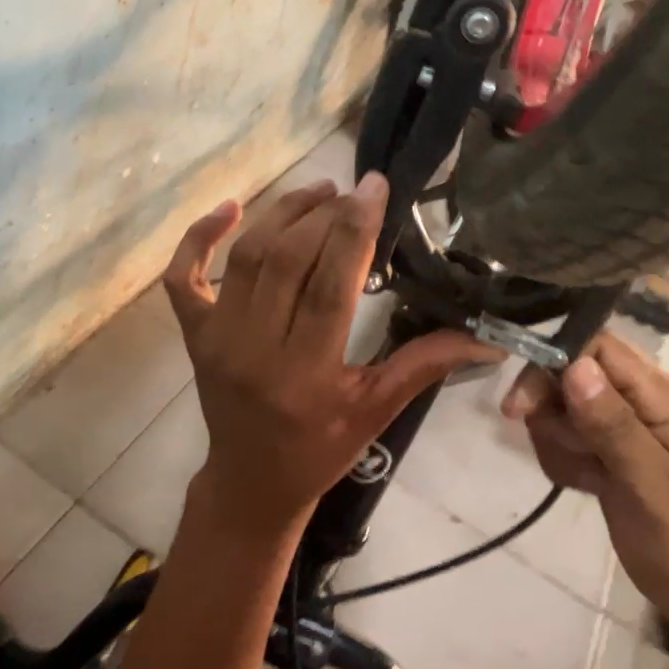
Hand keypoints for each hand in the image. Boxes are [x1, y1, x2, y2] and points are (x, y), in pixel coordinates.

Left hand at [163, 173, 501, 535]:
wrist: (250, 481)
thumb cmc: (319, 450)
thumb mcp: (376, 413)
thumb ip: (423, 366)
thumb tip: (485, 335)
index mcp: (305, 374)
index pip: (329, 286)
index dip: (354, 231)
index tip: (375, 187)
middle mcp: (254, 349)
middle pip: (286, 261)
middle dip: (324, 216)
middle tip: (354, 192)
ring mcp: (216, 338)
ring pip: (246, 258)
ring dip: (282, 214)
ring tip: (320, 190)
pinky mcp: (193, 333)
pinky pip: (182, 277)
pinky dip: (198, 237)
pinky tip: (229, 207)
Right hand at [502, 333, 668, 639]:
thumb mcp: (653, 488)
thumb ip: (614, 426)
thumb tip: (575, 365)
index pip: (601, 348)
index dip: (556, 363)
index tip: (523, 404)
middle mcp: (649, 405)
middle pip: (575, 373)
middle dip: (553, 409)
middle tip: (558, 450)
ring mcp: (631, 431)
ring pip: (565, 407)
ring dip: (557, 440)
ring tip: (584, 478)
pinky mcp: (614, 455)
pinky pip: (569, 438)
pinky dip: (564, 460)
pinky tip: (585, 487)